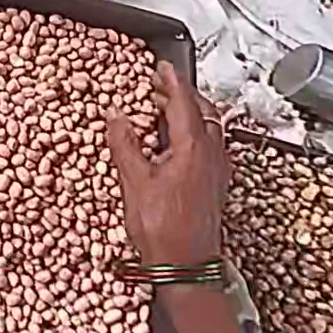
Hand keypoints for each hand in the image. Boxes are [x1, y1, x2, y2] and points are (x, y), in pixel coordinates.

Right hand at [105, 61, 229, 267]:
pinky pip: (210, 144)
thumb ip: (125, 144)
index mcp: (193, 149)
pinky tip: (175, 140)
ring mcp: (217, 171)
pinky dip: (193, 130)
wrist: (186, 266)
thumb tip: (116, 115)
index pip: (184, 104)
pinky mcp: (214, 184)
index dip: (172, 82)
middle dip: (182, 94)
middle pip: (203, 112)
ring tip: (163, 107)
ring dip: (189, 112)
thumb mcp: (134, 181)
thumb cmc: (161, 226)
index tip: (162, 66)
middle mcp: (212, 156)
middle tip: (160, 84)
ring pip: (210, 128)